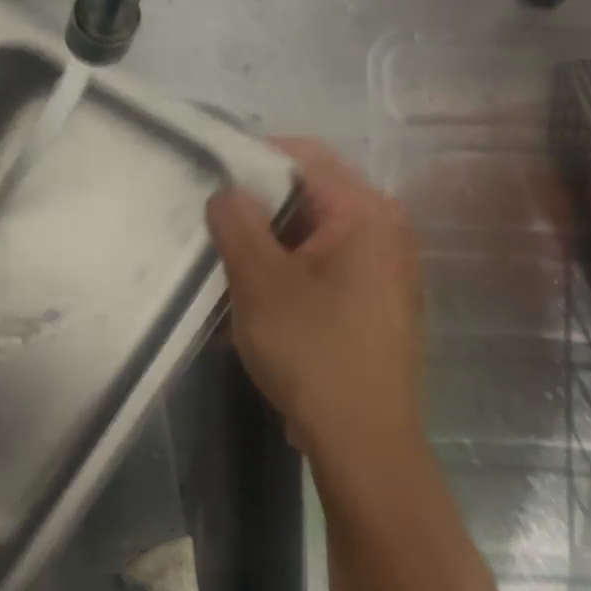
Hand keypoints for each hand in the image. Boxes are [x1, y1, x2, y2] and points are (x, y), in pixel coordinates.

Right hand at [204, 137, 423, 463]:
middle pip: (308, 194)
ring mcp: (385, 268)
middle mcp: (385, 230)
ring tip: (223, 271)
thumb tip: (226, 191)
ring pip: (310, 233)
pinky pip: (322, 265)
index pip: (304, 155)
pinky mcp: (375, 300)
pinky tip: (253, 304)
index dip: (251, 157)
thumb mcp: (259, 283)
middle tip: (207, 229)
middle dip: (255, 208)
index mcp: (365, 214)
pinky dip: (286, 272)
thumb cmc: (311, 350)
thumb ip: (237, 225)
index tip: (205, 177)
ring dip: (265, 246)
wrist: (362, 435)